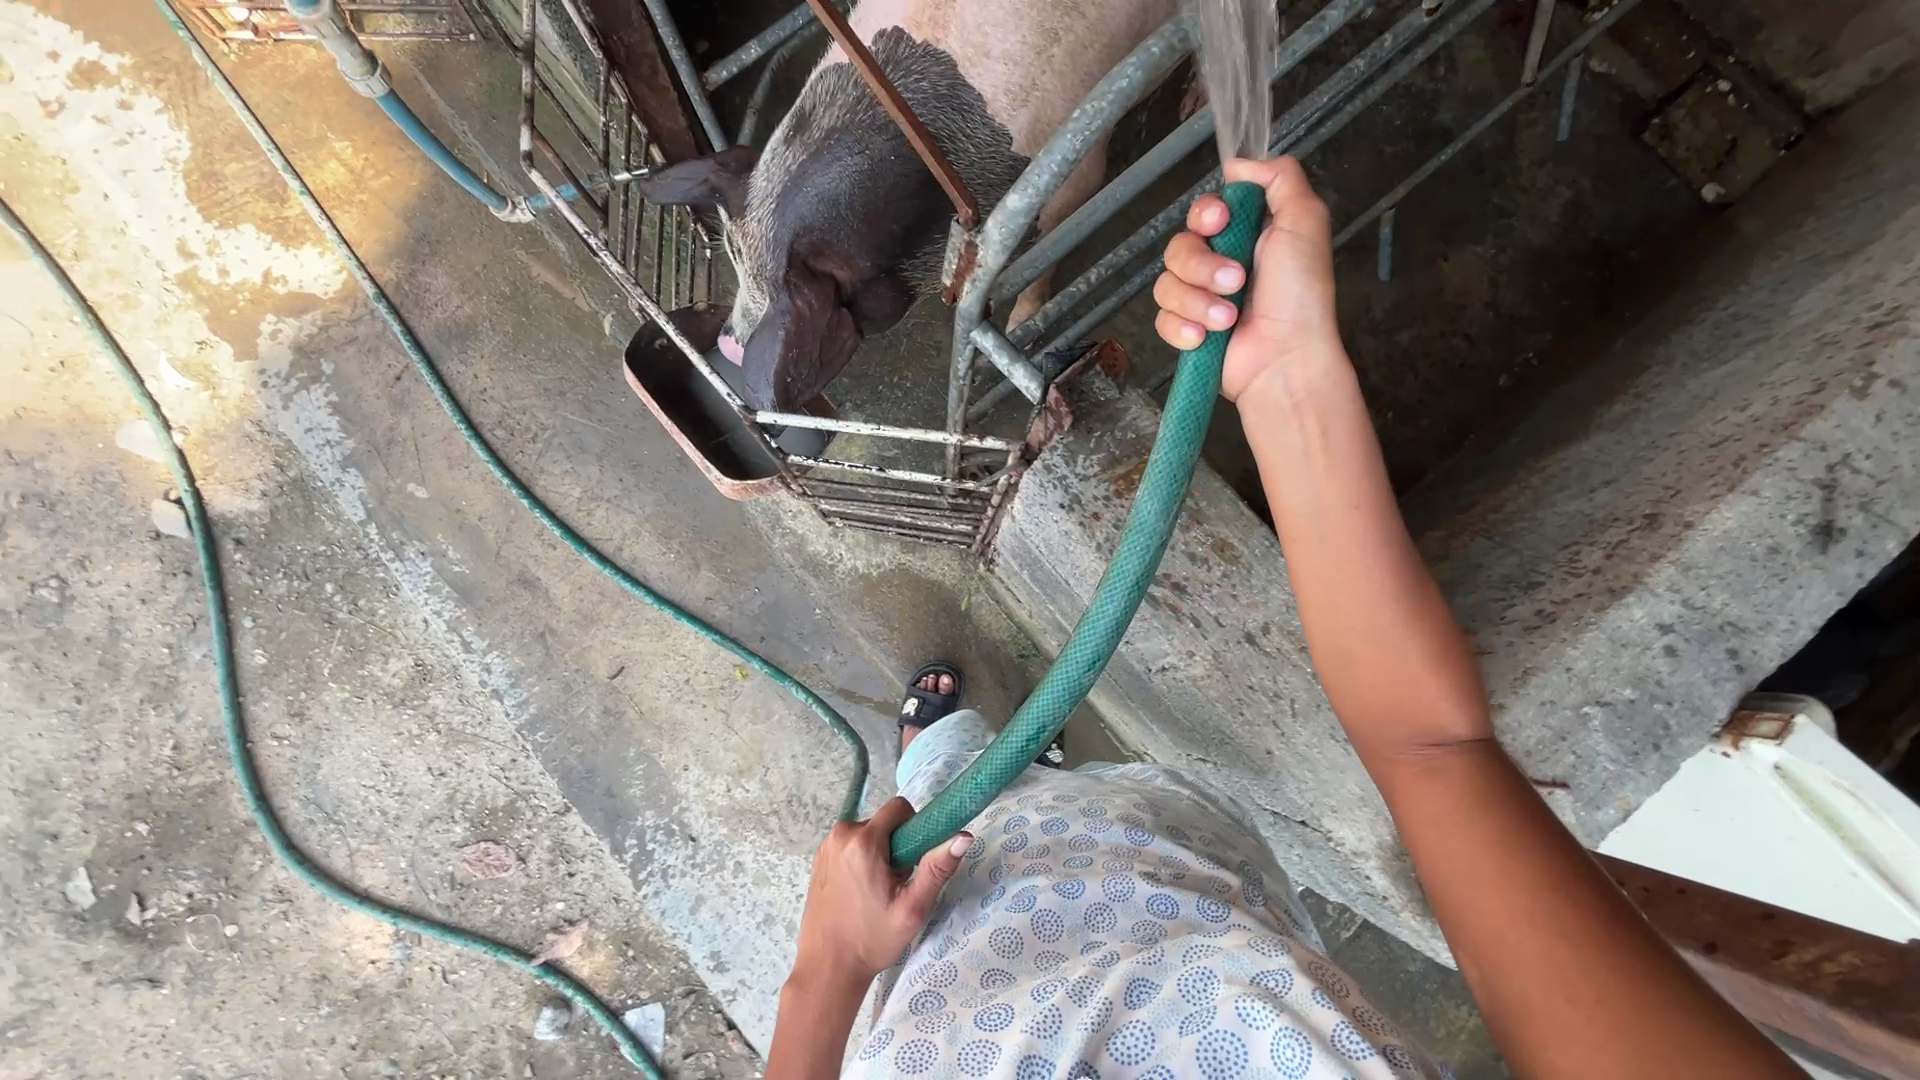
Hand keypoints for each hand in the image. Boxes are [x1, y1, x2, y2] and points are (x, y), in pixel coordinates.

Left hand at [790, 797, 972, 991]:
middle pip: (883, 822)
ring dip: (878, 853)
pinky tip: (860, 892)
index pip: (899, 808)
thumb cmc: (871, 940)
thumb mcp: (912, 909)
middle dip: (896, 846)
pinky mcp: (819, 858)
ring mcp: (826, 846)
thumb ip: (937, 869)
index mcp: (863, 841)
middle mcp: (841, 835)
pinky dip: (861, 859)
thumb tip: (964, 837)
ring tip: (877, 891)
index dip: (913, 830)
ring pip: (867, 833)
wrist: (827, 968)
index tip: (912, 862)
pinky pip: (851, 845)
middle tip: (896, 884)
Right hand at [1153, 156, 1342, 400]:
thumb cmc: (1300, 295)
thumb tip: (1238, 164)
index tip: (1219, 225)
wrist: (1285, 358)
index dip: (1204, 216)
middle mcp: (1218, 266)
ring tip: (1227, 319)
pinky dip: (1183, 328)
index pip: (1202, 214)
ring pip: (1167, 284)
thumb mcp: (1303, 222)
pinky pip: (1162, 319)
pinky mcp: (1186, 333)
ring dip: (1197, 301)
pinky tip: (1204, 339)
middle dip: (1202, 265)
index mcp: (1244, 237)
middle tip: (1235, 282)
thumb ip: (1279, 179)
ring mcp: (1199, 301)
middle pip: (1178, 248)